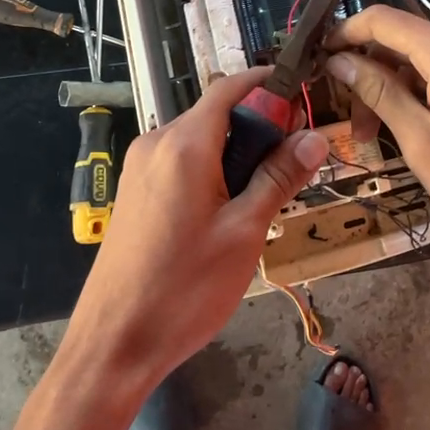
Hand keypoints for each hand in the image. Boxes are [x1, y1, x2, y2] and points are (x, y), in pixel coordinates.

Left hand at [59, 68, 328, 388]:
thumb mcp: (244, 231)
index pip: (230, 88)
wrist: (114, 344)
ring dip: (235, 155)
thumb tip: (315, 137)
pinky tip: (226, 215)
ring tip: (262, 200)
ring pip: (199, 142)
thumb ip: (278, 177)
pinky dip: (210, 173)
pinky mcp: (134, 194)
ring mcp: (139, 170)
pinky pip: (180, 165)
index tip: (303, 97)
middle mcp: (156, 144)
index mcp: (184, 144)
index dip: (267, 85)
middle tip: (292, 167)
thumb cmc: (186, 287)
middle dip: (257, 129)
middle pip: (215, 115)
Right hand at [324, 7, 429, 264]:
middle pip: (403, 40)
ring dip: (398, 87)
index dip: (346, 33)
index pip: (382, 20)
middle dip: (372, 75)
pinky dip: (426, 88)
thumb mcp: (420, 141)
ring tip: (382, 137)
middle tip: (357, 128)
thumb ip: (378, 92)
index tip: (319, 56)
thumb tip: (340, 61)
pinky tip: (416, 125)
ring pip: (425, 56)